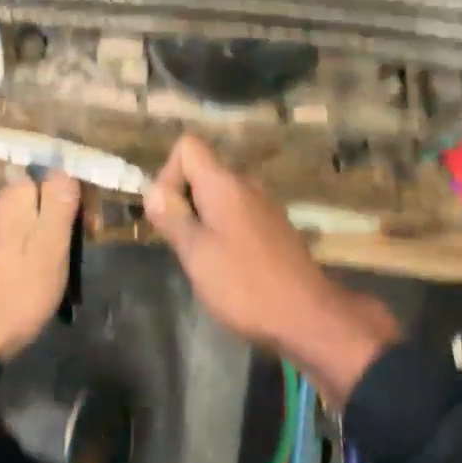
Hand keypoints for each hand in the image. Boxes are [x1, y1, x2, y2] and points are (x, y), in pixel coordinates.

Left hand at [0, 172, 80, 360]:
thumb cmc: (24, 288)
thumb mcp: (51, 244)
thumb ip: (60, 202)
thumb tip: (68, 166)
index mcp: (17, 193)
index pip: (58, 169)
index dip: (82, 187)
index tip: (94, 217)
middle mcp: (7, 199)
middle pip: (52, 185)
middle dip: (76, 204)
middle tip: (91, 234)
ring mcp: (5, 220)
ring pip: (47, 205)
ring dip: (67, 219)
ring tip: (80, 246)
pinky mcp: (6, 239)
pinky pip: (37, 222)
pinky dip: (54, 231)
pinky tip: (63, 252)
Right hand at [143, 135, 398, 401]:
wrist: (307, 316)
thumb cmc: (244, 284)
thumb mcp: (196, 254)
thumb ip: (173, 217)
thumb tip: (154, 190)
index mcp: (225, 183)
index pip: (188, 146)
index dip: (168, 173)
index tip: (170, 214)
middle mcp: (246, 184)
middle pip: (203, 172)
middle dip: (183, 201)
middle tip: (183, 245)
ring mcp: (264, 206)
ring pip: (220, 196)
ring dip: (203, 220)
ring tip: (204, 260)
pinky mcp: (275, 228)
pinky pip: (238, 215)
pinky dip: (224, 231)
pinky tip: (229, 268)